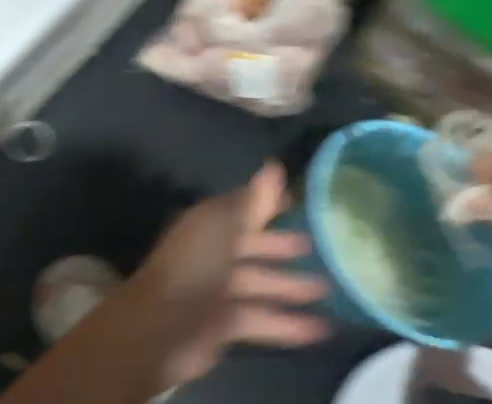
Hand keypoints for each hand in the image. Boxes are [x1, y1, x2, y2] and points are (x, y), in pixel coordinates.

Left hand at [124, 161, 330, 386]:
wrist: (163, 326)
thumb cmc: (195, 266)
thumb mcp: (225, 226)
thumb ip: (254, 201)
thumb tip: (275, 165)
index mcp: (209, 224)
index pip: (243, 208)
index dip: (268, 204)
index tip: (299, 202)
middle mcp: (213, 251)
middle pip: (252, 246)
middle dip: (282, 247)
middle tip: (318, 247)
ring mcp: (219, 289)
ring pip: (260, 283)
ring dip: (291, 286)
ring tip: (328, 288)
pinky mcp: (225, 323)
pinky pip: (262, 318)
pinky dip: (288, 323)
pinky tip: (320, 328)